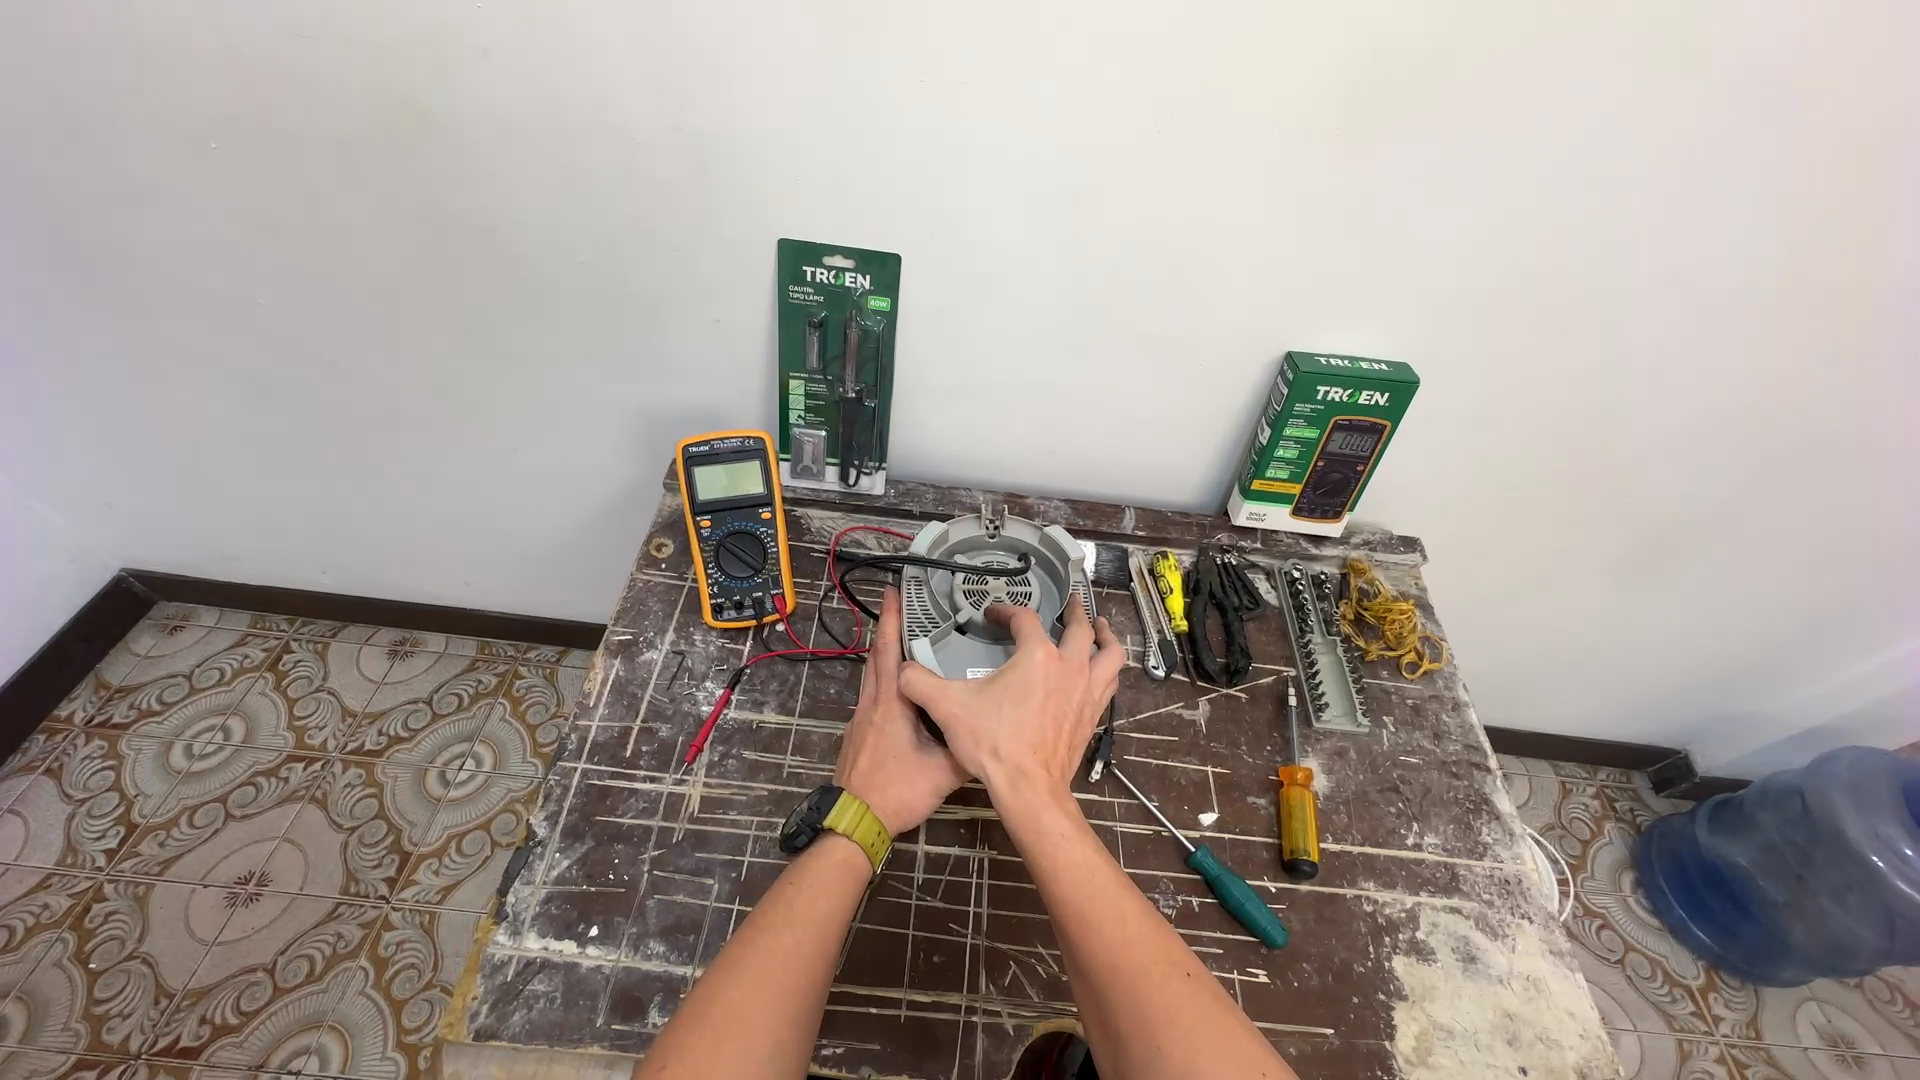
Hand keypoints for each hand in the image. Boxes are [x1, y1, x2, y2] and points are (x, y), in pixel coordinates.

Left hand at [834, 587, 969, 835]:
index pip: (889, 651)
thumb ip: (969, 749)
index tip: (894, 591)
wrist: (853, 821)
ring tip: (903, 638)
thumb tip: (995, 732)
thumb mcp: (943, 772)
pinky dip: (882, 679)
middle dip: (886, 627)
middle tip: (900, 603)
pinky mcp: (856, 733)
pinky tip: (899, 688)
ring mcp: (860, 718)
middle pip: (876, 656)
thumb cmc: (896, 791)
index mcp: (891, 704)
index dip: (890, 619)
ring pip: (871, 675)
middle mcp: (871, 703)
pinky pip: (870, 694)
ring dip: (883, 653)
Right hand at [898, 597, 1124, 799]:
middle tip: (1069, 602)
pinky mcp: (1092, 715)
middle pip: (1081, 627)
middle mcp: (1068, 667)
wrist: (1029, 788)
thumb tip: (901, 671)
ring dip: (1106, 637)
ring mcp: (1086, 691)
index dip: (1006, 611)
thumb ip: (920, 683)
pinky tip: (1099, 673)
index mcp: (1036, 656)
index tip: (993, 614)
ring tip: (1101, 628)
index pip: (1024, 619)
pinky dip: (1107, 670)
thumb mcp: (949, 708)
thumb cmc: (994, 744)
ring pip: (1110, 654)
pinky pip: (1110, 683)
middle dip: (1074, 611)